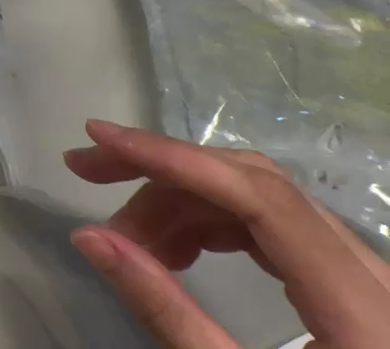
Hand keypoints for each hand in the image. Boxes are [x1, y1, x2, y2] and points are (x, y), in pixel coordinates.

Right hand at [65, 120, 389, 347]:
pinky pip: (273, 223)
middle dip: (162, 170)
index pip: (260, 198)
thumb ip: (168, 312)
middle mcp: (378, 278)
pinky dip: (207, 223)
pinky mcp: (353, 283)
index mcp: (363, 308)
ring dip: (178, 202)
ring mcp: (371, 278)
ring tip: (128, 238)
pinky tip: (172, 249)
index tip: (98, 137)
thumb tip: (89, 236)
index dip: (174, 158)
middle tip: (88, 174)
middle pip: (255, 185)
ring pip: (257, 198)